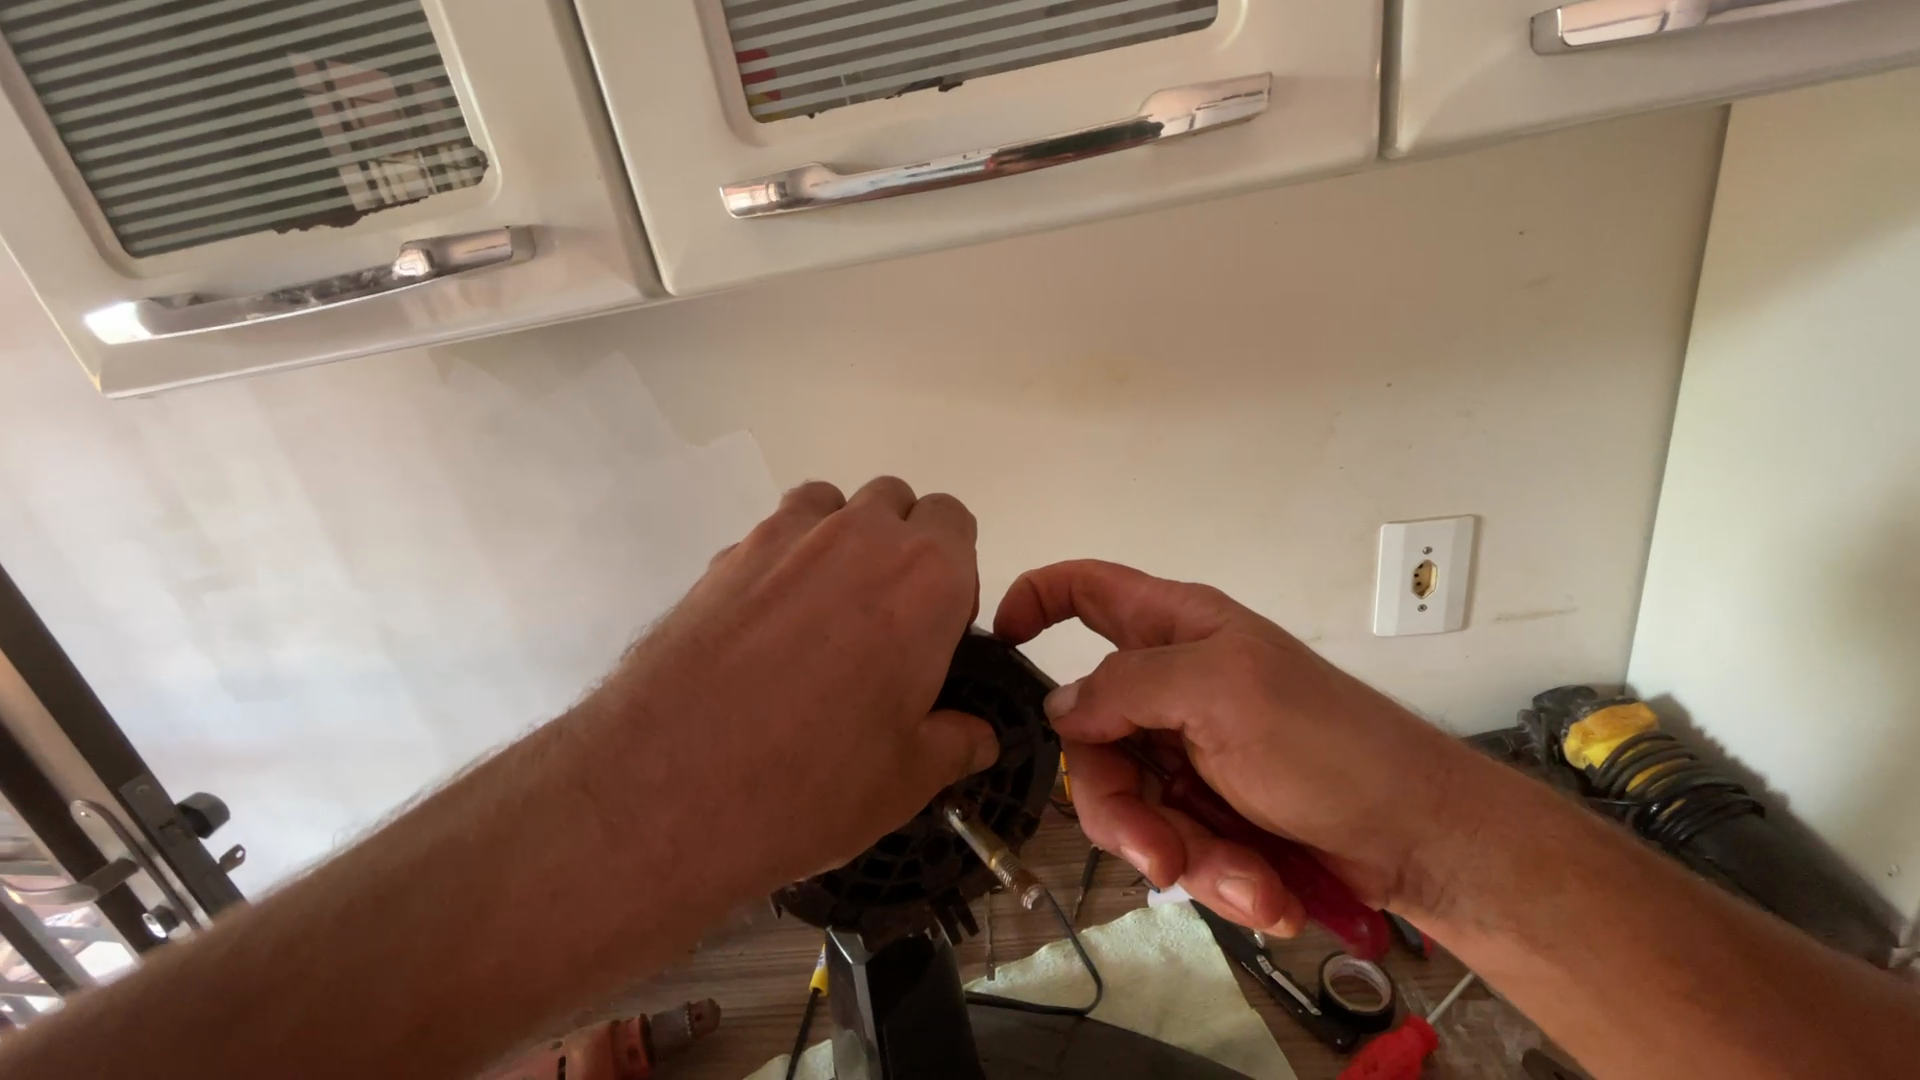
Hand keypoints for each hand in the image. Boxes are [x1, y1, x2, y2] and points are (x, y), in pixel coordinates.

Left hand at [579, 478, 998, 900]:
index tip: (938, 627)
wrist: (667, 788)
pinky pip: (773, 532)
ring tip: (825, 611)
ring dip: (843, 537)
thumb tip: (979, 737)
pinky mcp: (724, 556)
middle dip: (903, 544)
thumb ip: (956, 743)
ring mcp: (785, 538)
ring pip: (833, 504)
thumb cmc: (815, 780)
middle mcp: (860, 536)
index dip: (955, 570)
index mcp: (925, 578)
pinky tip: (765, 626)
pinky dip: (785, 557)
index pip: (957, 523)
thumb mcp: (907, 778)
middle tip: (885, 621)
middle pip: (897, 501)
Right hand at [994, 560, 1485, 934]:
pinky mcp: (1202, 804)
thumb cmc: (1328, 744)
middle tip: (1160, 852)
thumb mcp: (1223, 694)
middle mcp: (1169, 683)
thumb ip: (1129, 686)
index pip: (1086, 589)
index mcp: (1174, 628)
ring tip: (1237, 879)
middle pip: (1089, 731)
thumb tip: (1060, 708)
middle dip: (1118, 802)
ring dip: (1175, 850)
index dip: (1036, 598)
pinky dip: (1210, 872)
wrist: (1418, 839)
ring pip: (1123, 797)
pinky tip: (1258, 888)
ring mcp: (1183, 747)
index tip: (1001, 639)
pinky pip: (1166, 836)